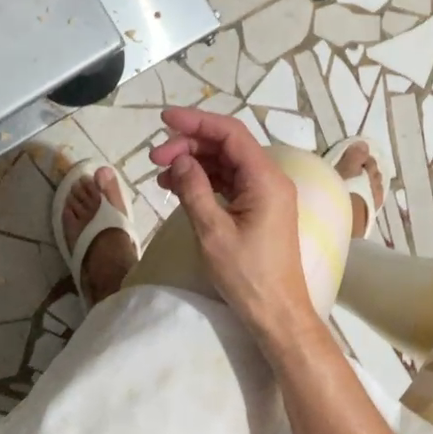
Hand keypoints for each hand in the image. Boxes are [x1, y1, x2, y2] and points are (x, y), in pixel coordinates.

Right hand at [149, 107, 323, 346]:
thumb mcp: (213, 232)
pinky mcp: (260, 209)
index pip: (230, 133)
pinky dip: (204, 180)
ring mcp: (266, 195)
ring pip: (227, 163)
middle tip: (155, 158)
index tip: (164, 120)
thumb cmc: (247, 275)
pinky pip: (230, 182)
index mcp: (265, 179)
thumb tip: (178, 160)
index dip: (196, 122)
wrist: (278, 312)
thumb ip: (194, 190)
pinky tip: (178, 186)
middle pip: (227, 145)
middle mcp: (270, 180)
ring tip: (160, 174)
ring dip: (194, 162)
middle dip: (190, 145)